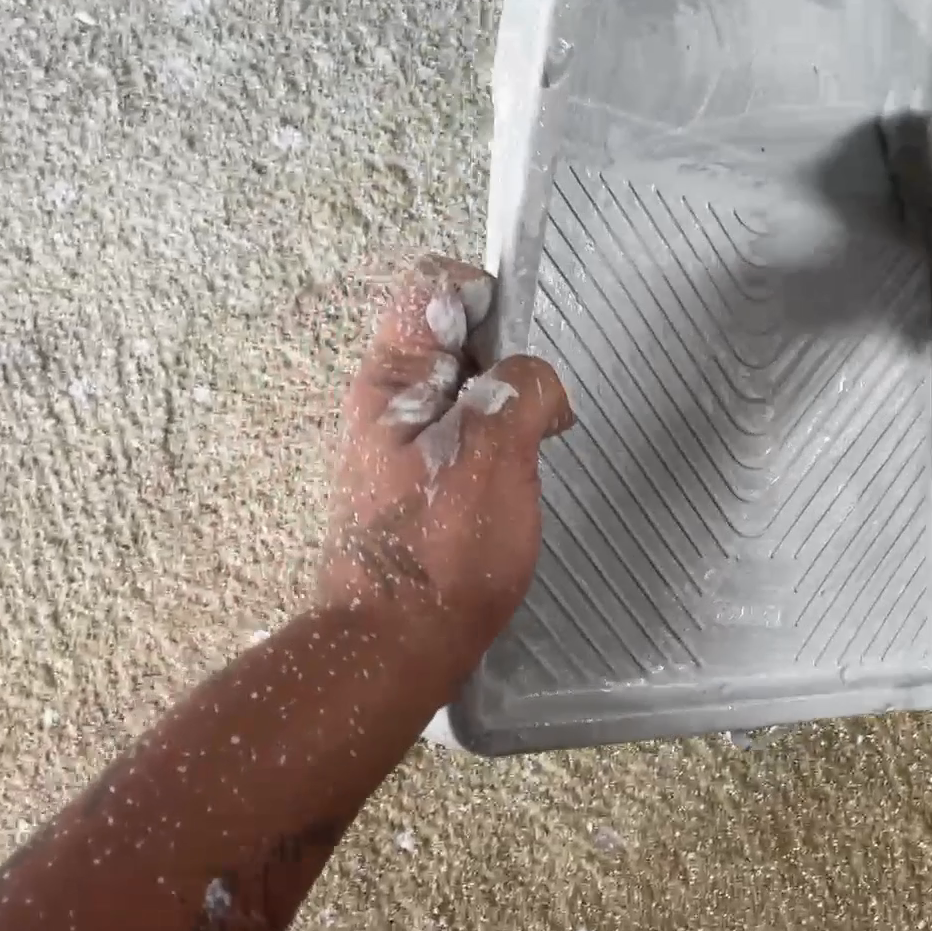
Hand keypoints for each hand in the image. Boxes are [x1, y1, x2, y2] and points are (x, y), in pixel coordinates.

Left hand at [321, 256, 573, 644]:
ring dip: (516, 401)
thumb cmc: (446, 548)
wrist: (400, 644)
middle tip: (538, 410)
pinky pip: (476, 426)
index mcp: (393, 379)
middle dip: (511, 358)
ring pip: (475, 384)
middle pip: (459, 334)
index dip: (484, 295)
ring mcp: (408, 438)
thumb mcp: (493, 455)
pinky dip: (509, 434)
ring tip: (536, 445)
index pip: (431, 286)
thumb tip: (538, 384)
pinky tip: (521, 473)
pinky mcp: (428, 474)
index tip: (521, 347)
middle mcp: (393, 398)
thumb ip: (520, 391)